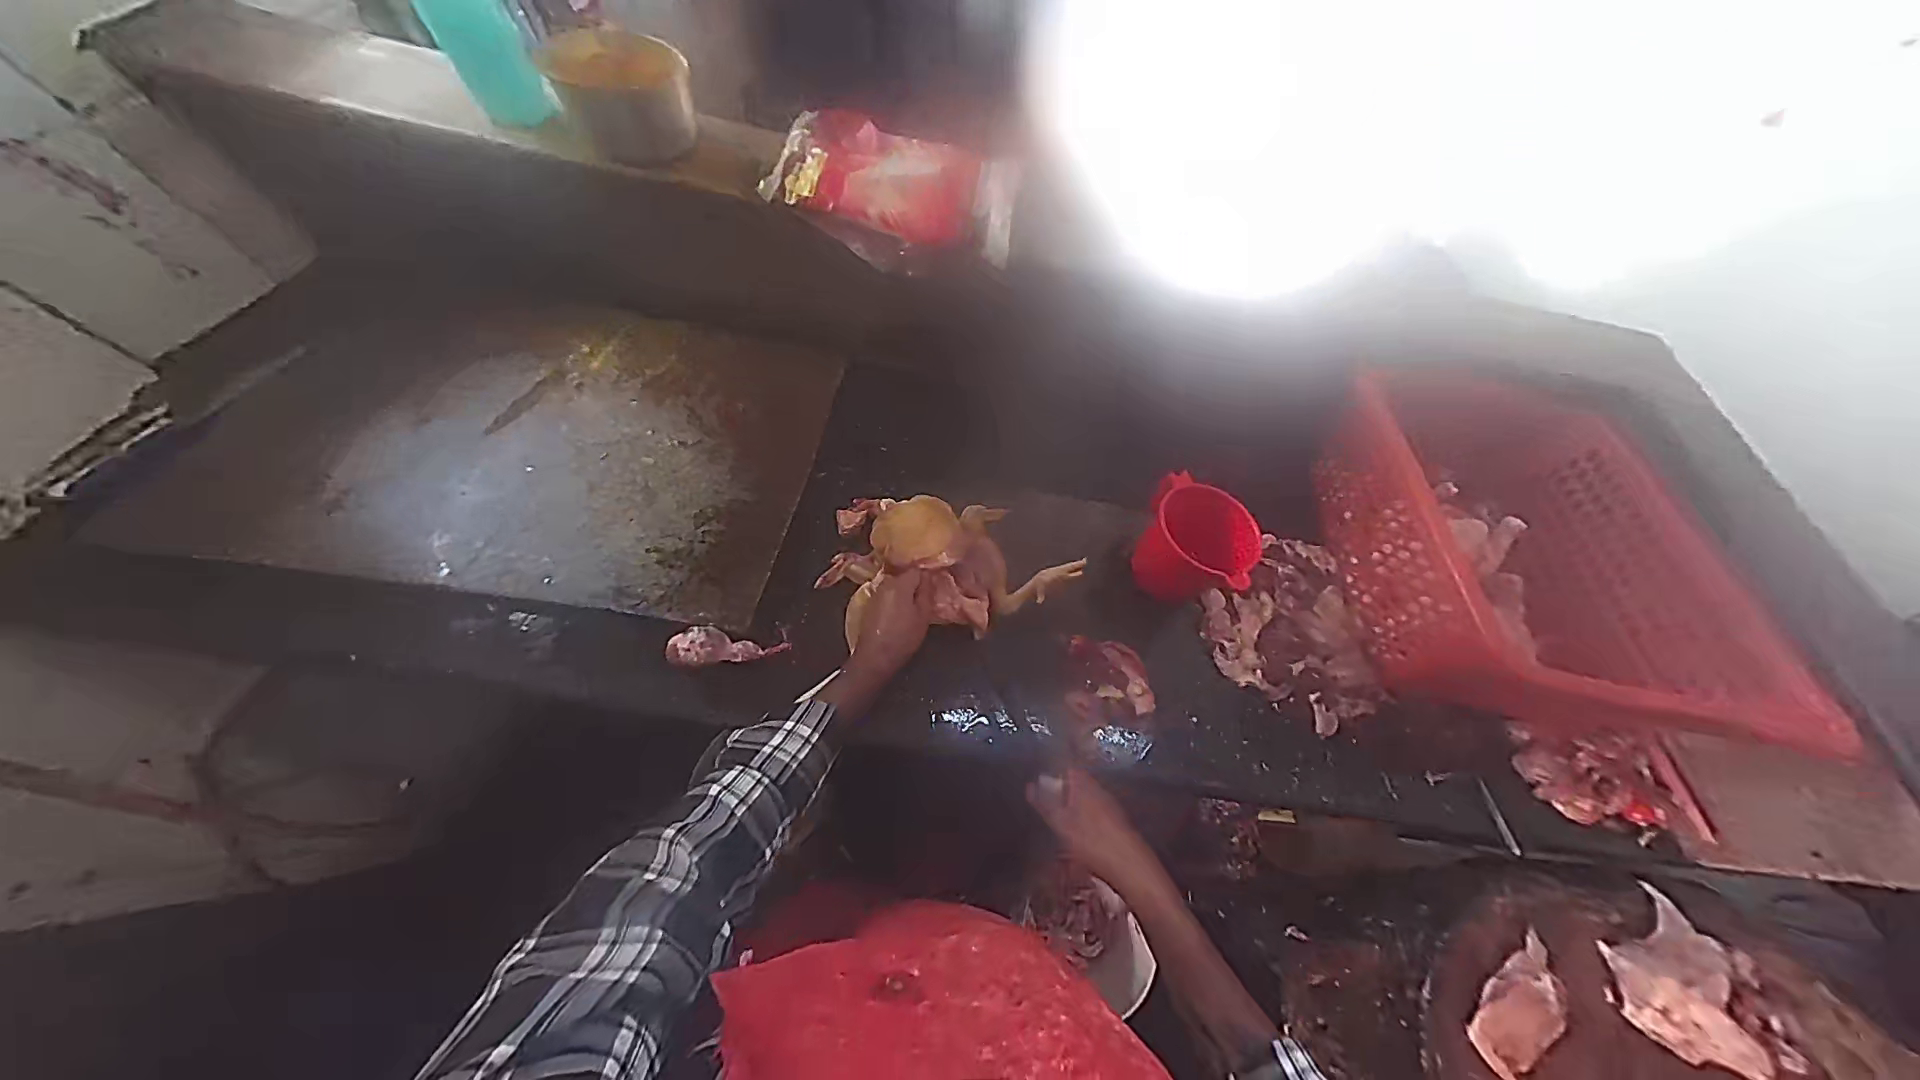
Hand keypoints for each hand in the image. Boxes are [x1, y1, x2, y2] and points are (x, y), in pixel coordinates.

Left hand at [846, 568, 934, 677]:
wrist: (875, 657)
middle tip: (927, 598)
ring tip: (915, 606)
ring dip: (905, 592)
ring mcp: (875, 593)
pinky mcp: (870, 604)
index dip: (927, 576)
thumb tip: (929, 575)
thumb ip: (927, 592)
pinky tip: (901, 613)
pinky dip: (896, 599)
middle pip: (905, 576)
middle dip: (916, 584)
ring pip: (896, 586)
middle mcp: (885, 583)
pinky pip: (888, 595)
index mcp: (900, 583)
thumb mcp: (923, 615)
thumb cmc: (903, 637)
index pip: (917, 569)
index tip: (935, 587)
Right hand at [1025, 767, 1158, 893]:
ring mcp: (1111, 805)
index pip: (1067, 768)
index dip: (1054, 775)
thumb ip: (1044, 803)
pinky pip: (1097, 813)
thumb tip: (1029, 785)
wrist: (1130, 866)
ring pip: (1088, 799)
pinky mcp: (1119, 822)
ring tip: (1062, 825)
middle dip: (1063, 793)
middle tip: (1049, 809)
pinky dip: (1087, 820)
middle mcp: (1099, 789)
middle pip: (1078, 783)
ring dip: (1075, 808)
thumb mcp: (1060, 823)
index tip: (1042, 788)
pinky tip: (1082, 838)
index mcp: (1084, 784)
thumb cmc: (1091, 841)